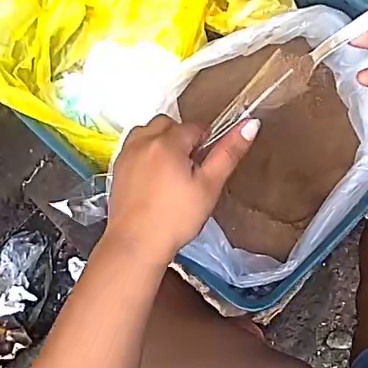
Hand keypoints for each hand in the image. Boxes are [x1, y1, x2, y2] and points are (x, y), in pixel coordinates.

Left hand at [102, 115, 258, 264]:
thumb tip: (250, 125)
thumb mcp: (209, 187)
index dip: (206, 144)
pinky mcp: (117, 168)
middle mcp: (143, 141)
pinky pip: (135, 148)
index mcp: (168, 142)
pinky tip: (155, 181)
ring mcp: (126, 154)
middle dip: (182, 139)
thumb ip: (228, 153)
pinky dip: (147, 155)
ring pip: (149, 133)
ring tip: (172, 173)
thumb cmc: (176, 218)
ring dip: (162, 143)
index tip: (207, 166)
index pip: (195, 127)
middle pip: (169, 124)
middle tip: (191, 170)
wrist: (137, 243)